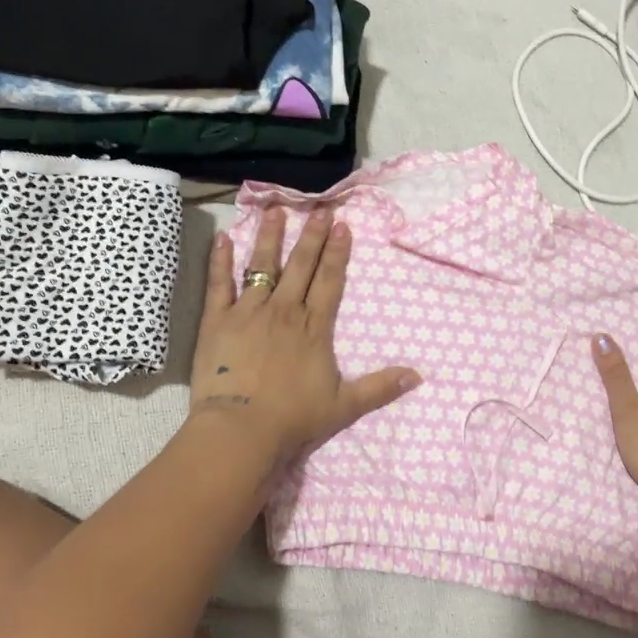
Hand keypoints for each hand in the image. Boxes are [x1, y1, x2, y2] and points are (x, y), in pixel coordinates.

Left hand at [187, 205, 422, 462]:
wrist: (242, 429)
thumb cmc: (294, 418)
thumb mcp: (345, 405)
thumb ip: (380, 387)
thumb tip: (419, 376)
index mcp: (314, 326)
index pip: (329, 280)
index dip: (337, 252)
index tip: (342, 225)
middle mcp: (284, 310)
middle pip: (301, 265)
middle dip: (311, 235)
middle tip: (318, 208)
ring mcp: (249, 312)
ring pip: (262, 266)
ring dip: (269, 237)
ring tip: (275, 210)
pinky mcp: (217, 321)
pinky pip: (219, 284)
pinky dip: (220, 260)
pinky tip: (223, 238)